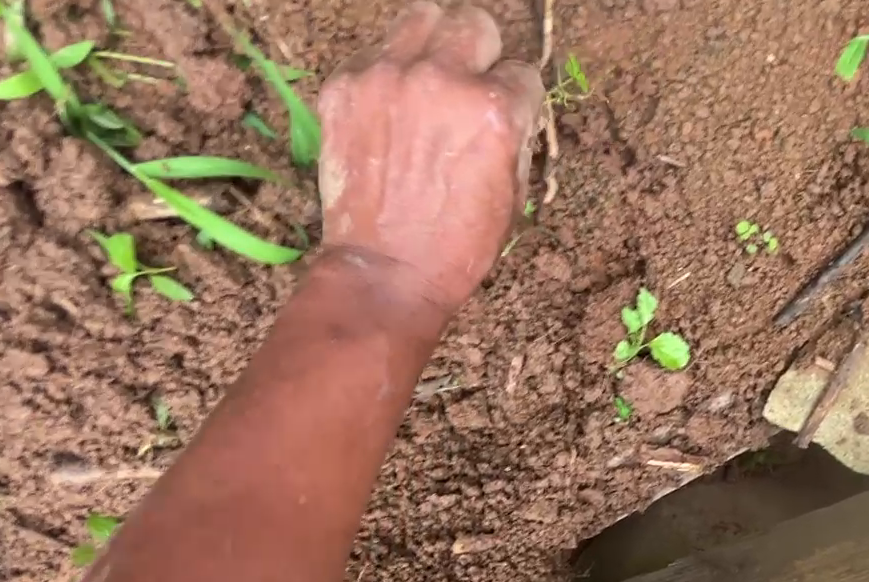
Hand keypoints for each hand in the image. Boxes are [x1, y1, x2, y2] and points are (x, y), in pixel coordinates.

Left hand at [317, 2, 542, 313]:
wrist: (389, 269)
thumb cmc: (461, 247)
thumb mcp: (512, 199)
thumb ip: (514, 143)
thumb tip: (511, 117)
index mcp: (494, 112)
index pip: (524, 75)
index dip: (520, 101)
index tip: (509, 120)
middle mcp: (442, 79)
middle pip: (475, 25)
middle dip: (483, 56)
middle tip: (472, 89)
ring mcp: (387, 75)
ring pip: (423, 18)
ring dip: (436, 47)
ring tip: (431, 85)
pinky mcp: (344, 83)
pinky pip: (376, 53)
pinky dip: (390, 76)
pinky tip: (393, 114)